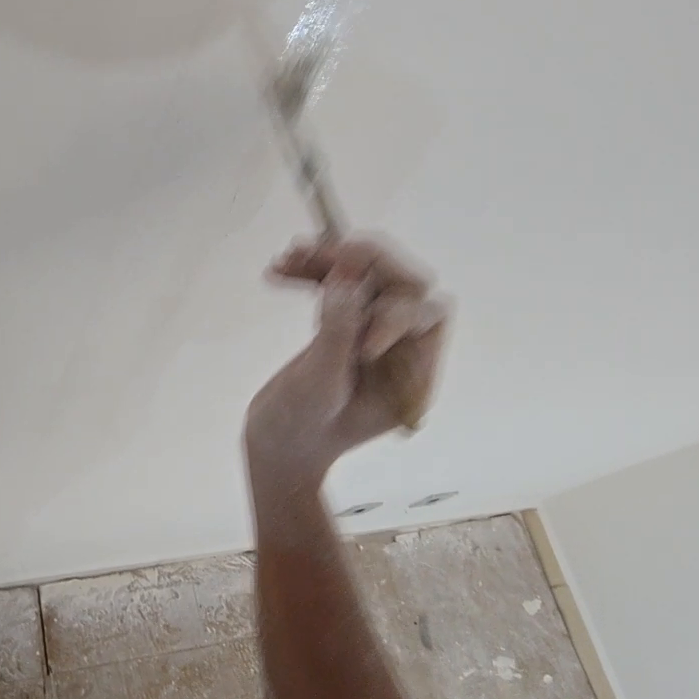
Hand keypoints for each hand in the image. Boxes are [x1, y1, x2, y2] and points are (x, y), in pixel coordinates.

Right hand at [244, 235, 449, 483]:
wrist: (275, 448)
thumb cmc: (300, 431)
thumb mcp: (319, 387)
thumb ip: (337, 332)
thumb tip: (348, 275)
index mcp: (414, 375)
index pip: (424, 316)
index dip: (389, 307)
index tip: (347, 322)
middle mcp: (402, 350)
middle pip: (400, 285)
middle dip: (362, 262)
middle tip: (319, 250)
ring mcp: (372, 335)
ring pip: (366, 278)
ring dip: (329, 261)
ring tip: (289, 255)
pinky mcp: (345, 326)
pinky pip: (340, 286)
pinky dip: (312, 273)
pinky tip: (281, 270)